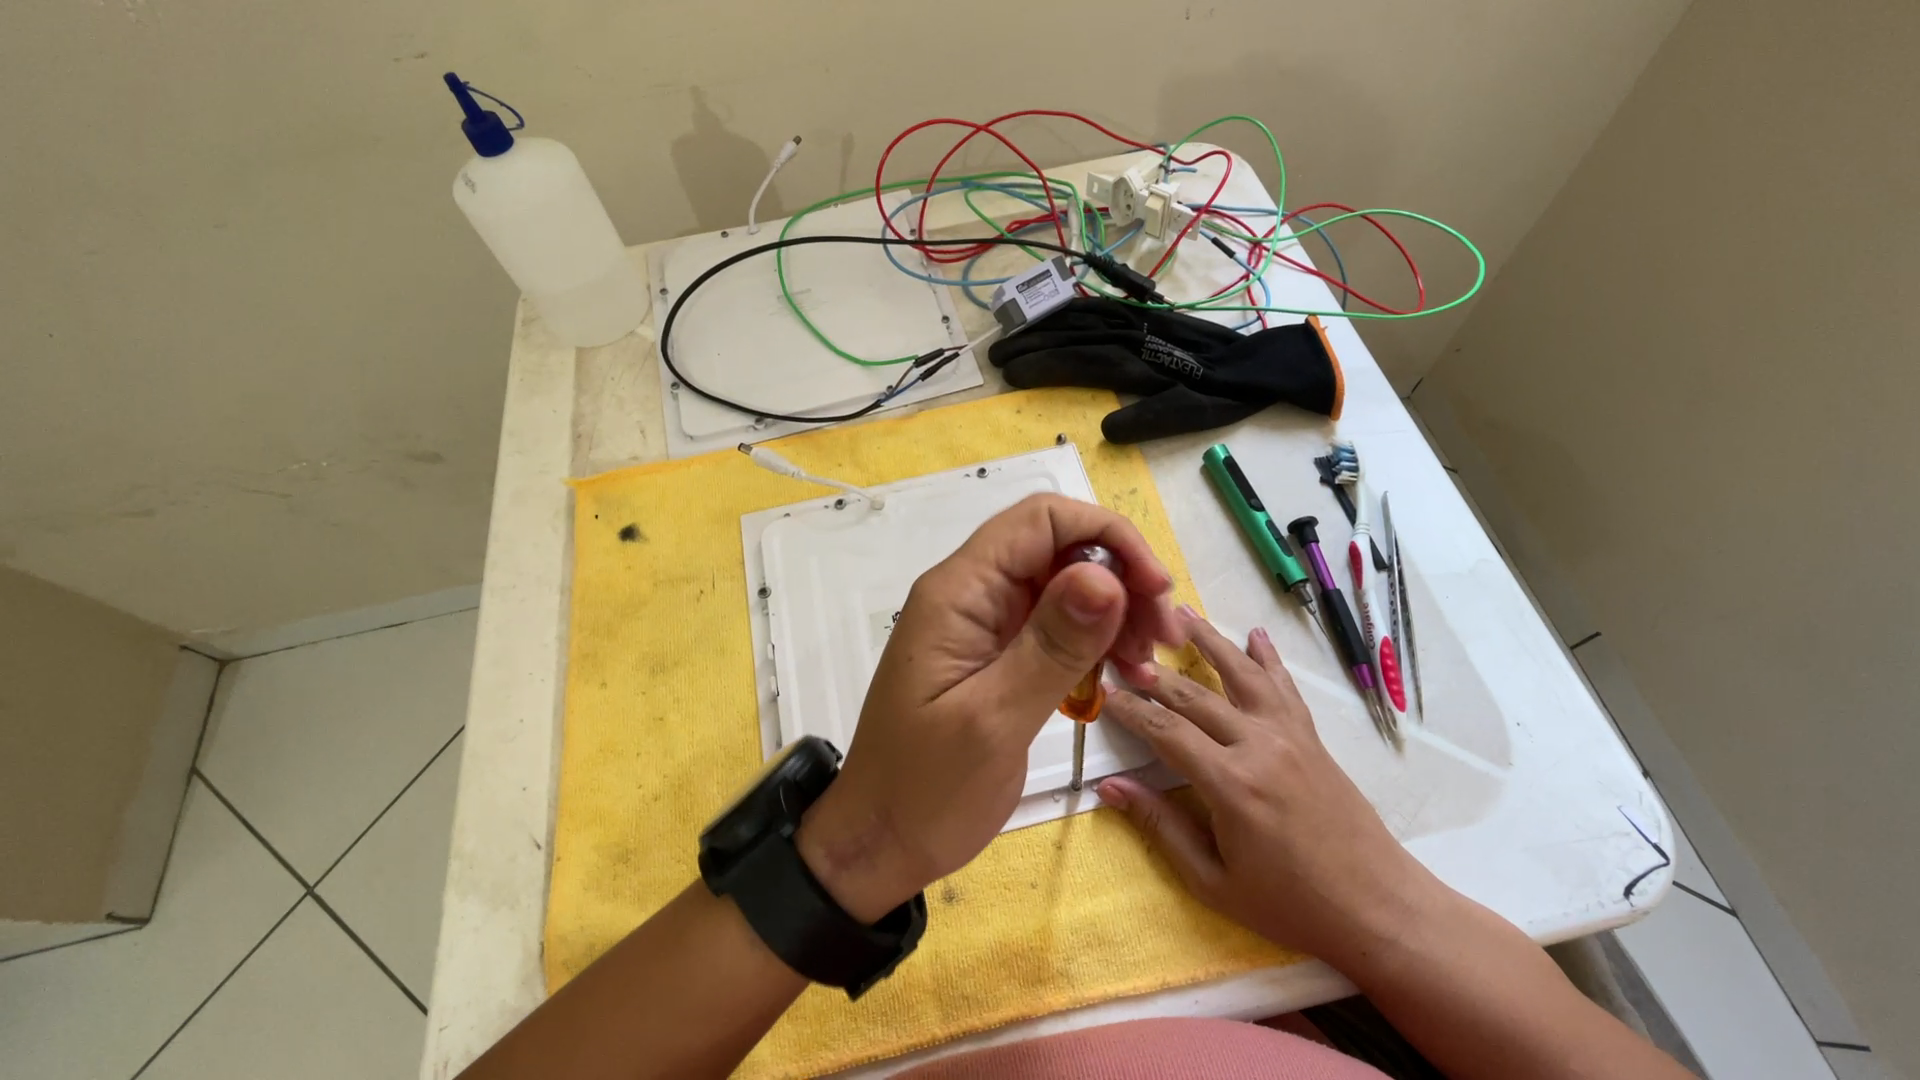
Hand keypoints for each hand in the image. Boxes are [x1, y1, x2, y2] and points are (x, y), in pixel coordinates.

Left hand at [795, 494, 1183, 921]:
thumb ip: (1051, 645)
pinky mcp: (1001, 659)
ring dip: (1117, 614)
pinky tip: (1127, 679)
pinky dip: (1098, 645)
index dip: (1108, 537)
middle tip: (1163, 640)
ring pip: (1068, 588)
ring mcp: (987, 627)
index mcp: (960, 592)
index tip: (1156, 589)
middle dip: (1122, 580)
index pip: (1042, 520)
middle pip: (1061, 549)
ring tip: (1148, 667)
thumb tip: (1106, 574)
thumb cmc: (926, 789)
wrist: (881, 842)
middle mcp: (974, 595)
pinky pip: (1059, 629)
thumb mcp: (993, 720)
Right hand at [1096, 608, 1443, 966]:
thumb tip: (1110, 786)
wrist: (1377, 907)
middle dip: (1155, 673)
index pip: (1166, 732)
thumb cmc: (1289, 905)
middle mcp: (1260, 747)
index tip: (1101, 692)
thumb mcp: (1213, 881)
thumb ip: (1161, 826)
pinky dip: (1267, 659)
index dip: (1130, 710)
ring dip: (1209, 640)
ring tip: (1180, 612)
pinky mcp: (1311, 738)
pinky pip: (1284, 688)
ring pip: (1241, 675)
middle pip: (1196, 696)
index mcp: (1231, 784)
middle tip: (1122, 649)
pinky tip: (1255, 635)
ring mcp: (1290, 736)